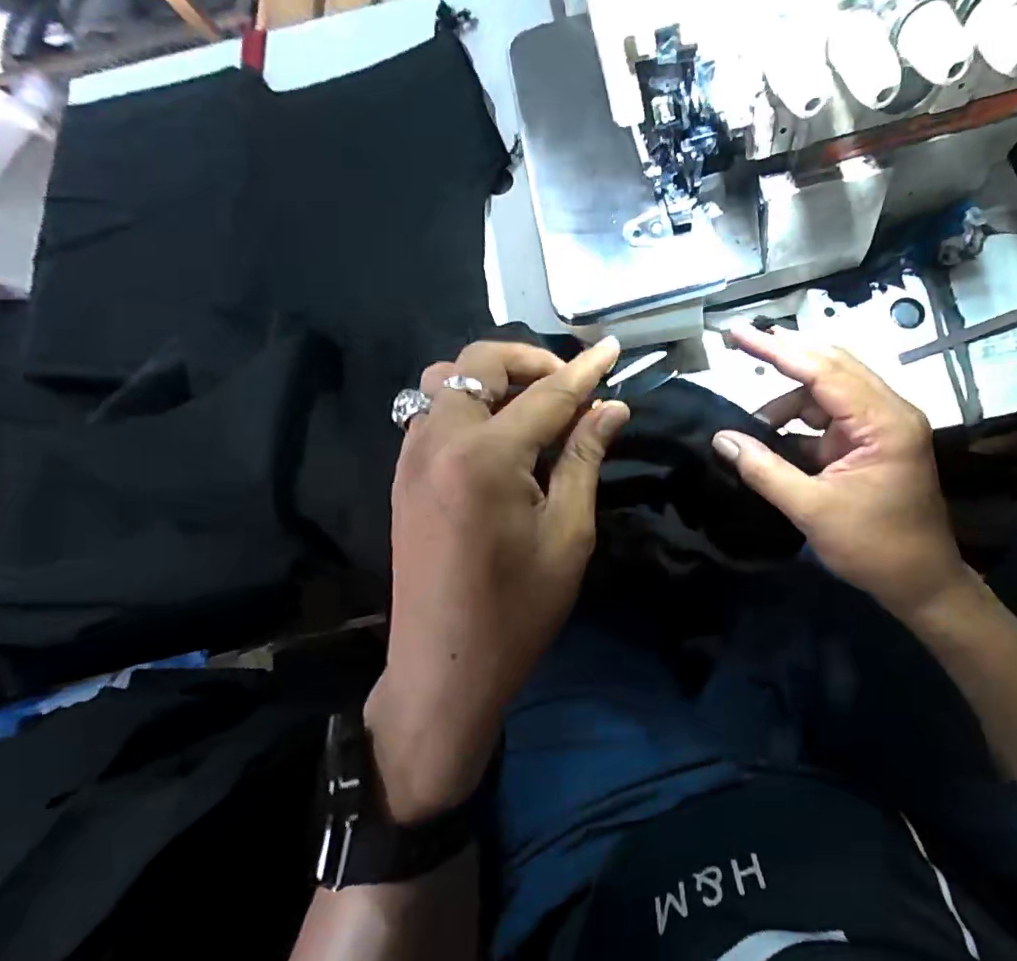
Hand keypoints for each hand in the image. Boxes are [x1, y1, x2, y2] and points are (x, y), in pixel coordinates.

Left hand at [366, 338, 627, 822]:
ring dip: (494, 379)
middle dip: (529, 361)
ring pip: (447, 383)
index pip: (546, 394)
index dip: (585, 371)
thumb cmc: (519, 606)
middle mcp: (439, 441)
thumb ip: (585, 458)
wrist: (445, 667)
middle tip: (570, 387)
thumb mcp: (569, 532)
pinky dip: (469, 405)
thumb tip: (611, 408)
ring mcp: (411, 458)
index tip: (614, 349)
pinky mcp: (403, 477)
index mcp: (486, 456)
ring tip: (535, 409)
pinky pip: (432, 413)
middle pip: (479, 365)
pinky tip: (501, 438)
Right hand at [709, 324, 973, 619]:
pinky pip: (834, 417)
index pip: (824, 370)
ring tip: (755, 423)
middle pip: (832, 367)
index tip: (738, 333)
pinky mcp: (875, 443)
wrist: (922, 583)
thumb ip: (765, 470)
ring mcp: (884, 426)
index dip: (777, 350)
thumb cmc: (875, 548)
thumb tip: (721, 439)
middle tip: (740, 345)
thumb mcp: (813, 510)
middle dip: (786, 358)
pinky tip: (775, 434)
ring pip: (832, 391)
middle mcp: (890, 411)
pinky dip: (803, 421)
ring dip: (792, 399)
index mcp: (885, 421)